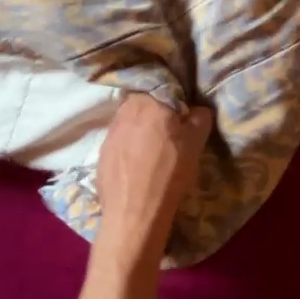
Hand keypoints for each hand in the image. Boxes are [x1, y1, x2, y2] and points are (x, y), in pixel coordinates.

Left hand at [90, 94, 213, 273]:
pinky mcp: (100, 155)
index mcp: (149, 100)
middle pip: (144, 102)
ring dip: (140, 129)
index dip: (175, 97)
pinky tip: (138, 165)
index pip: (164, 85)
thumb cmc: (170, 170)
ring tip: (153, 149)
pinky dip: (129, 148)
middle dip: (156, 111)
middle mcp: (125, 111)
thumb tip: (194, 110)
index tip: (183, 111)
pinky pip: (119, 142)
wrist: (134, 213)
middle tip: (170, 129)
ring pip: (129, 122)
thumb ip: (199, 115)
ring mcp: (109, 133)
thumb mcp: (197, 140)